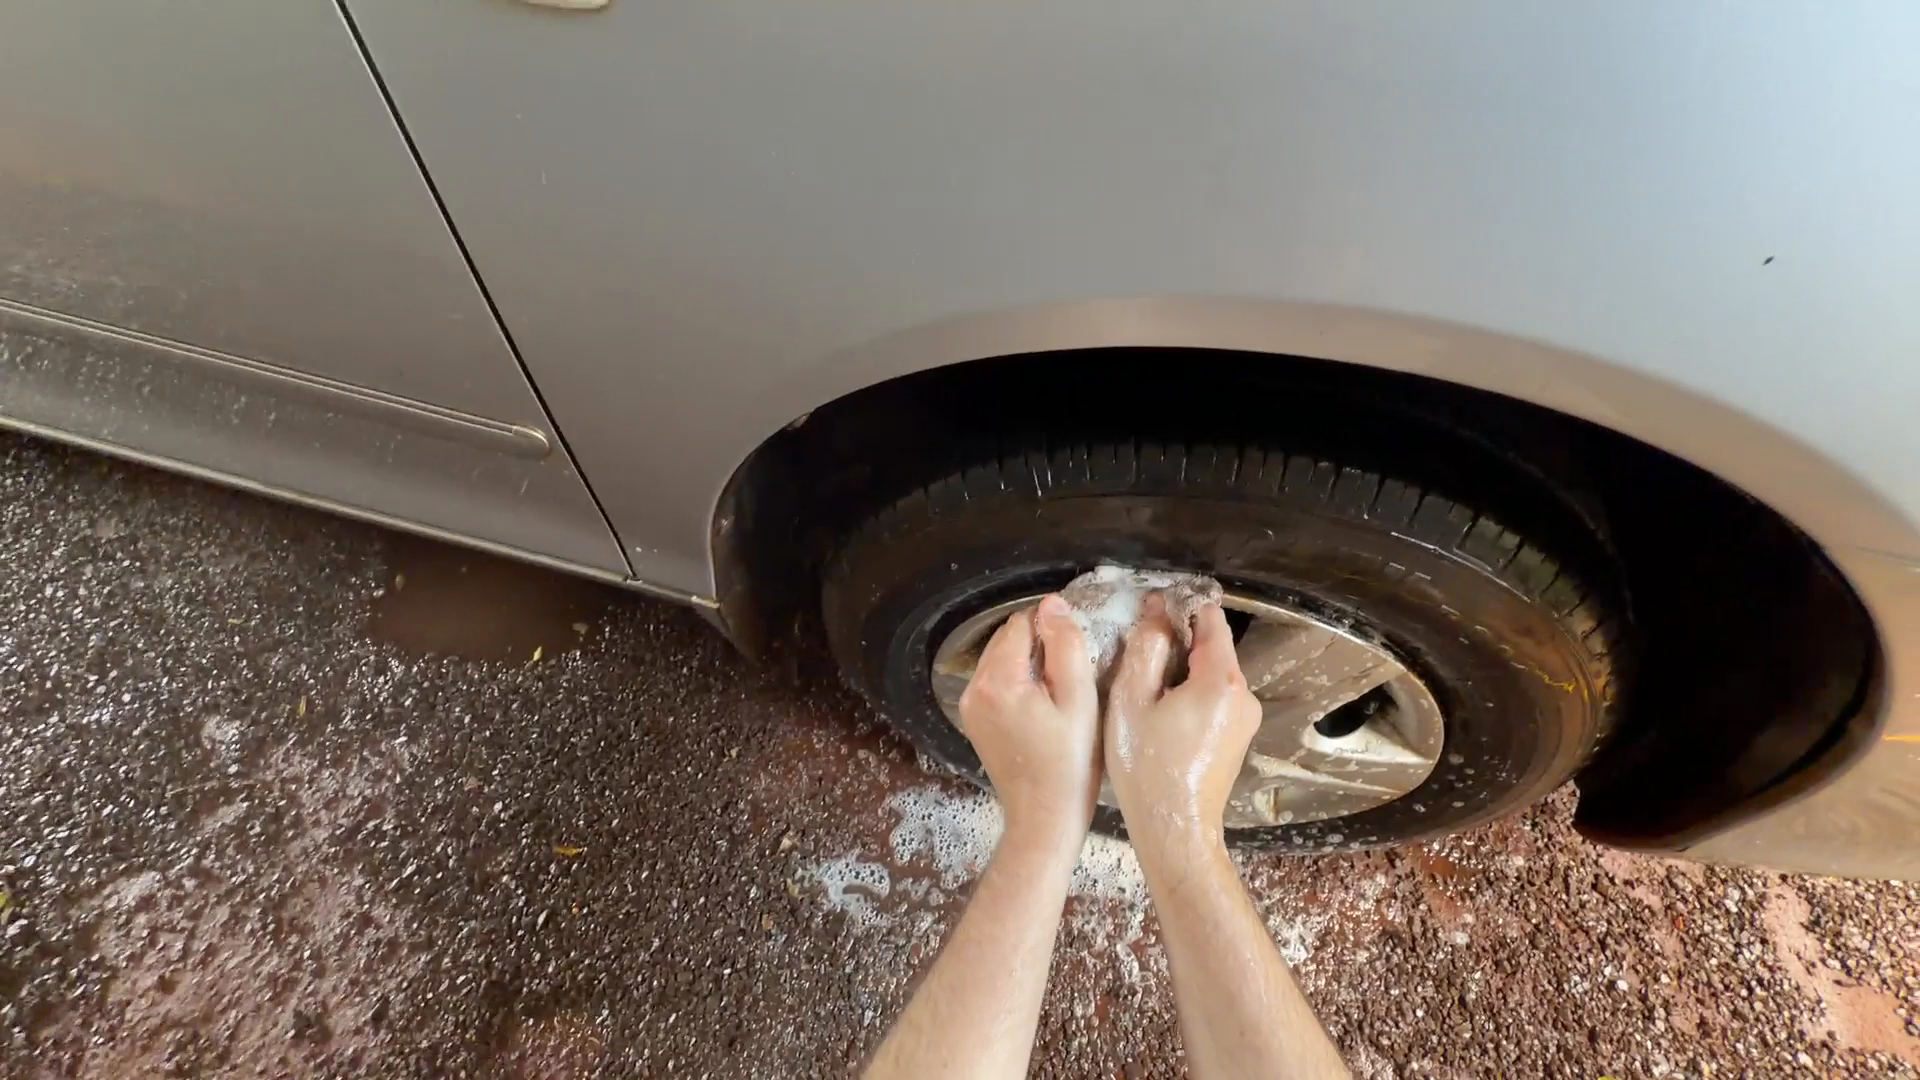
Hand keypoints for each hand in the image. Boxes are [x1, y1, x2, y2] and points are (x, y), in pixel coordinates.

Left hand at [957, 594, 1101, 842]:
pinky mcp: (973, 720)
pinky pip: (993, 681)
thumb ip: (1066, 645)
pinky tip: (1040, 702)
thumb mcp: (1079, 699)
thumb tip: (1052, 604)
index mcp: (999, 679)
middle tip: (1071, 665)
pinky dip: (1015, 679)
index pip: (1021, 623)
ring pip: (998, 658)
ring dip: (1026, 659)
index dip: (1051, 625)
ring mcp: (969, 705)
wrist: (1044, 817)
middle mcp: (974, 687)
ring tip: (1058, 685)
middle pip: (1006, 638)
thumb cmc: (1071, 762)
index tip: (1076, 644)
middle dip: (1037, 641)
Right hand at [1105, 594, 1261, 867]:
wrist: (1174, 829)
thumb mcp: (1132, 699)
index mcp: (1221, 680)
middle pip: (1212, 647)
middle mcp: (1244, 694)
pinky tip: (1160, 707)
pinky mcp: (1239, 735)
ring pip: (1212, 672)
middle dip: (1178, 639)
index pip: (1210, 620)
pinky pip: (1215, 696)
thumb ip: (1145, 648)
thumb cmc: (1147, 765)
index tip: (1150, 607)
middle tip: (1136, 649)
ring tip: (1143, 681)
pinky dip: (1190, 690)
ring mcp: (1245, 717)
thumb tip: (1156, 610)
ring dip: (1182, 667)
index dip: (1181, 606)